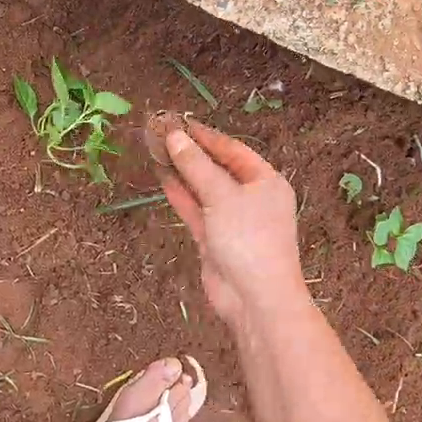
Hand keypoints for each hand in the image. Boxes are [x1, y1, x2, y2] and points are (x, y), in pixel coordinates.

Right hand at [157, 121, 305, 326]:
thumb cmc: (249, 239)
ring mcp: (232, 219)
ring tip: (156, 152)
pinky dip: (181, 196)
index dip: (205, 136)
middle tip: (161, 135)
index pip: (233, 150)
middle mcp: (251, 197)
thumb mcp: (222, 195)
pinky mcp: (215, 239)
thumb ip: (196, 166)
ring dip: (182, 172)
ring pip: (204, 189)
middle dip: (191, 153)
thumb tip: (174, 136)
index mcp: (266, 181)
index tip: (178, 122)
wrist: (256, 299)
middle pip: (217, 168)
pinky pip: (196, 210)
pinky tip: (163, 179)